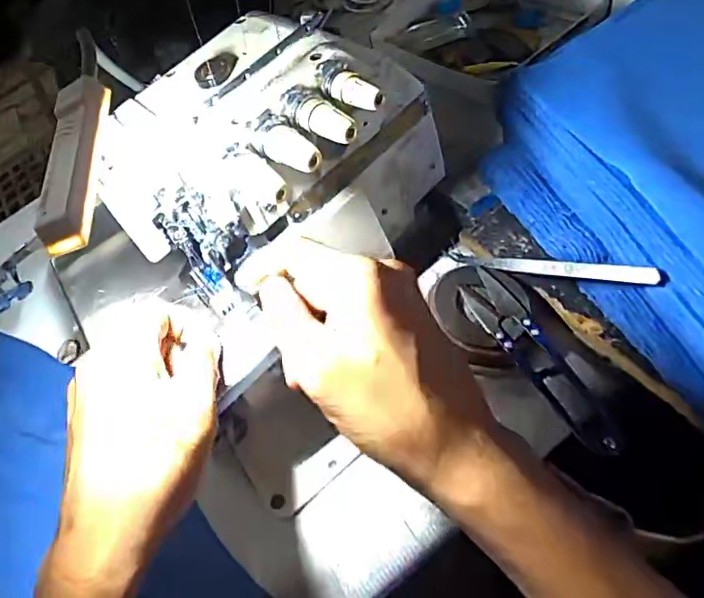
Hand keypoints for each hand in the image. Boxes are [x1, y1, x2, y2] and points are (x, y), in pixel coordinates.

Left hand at [37, 305, 220, 597]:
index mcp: (122, 347)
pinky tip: (152, 431)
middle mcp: (96, 358)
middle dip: (172, 353)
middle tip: (197, 385)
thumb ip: (204, 360)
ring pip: (127, 361)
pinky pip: (113, 385)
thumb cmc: (151, 471)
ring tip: (177, 413)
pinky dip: (135, 394)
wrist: (106, 527)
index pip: (157, 310)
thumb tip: (203, 339)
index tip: (206, 350)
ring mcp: (84, 386)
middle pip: (140, 333)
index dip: (188, 325)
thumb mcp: (197, 408)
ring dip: (155, 375)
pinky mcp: (81, 412)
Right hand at [235, 237, 501, 498]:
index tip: (245, 289)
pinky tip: (339, 367)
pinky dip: (338, 329)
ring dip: (314, 323)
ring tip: (314, 369)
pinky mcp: (409, 311)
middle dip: (293, 308)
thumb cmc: (387, 411)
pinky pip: (355, 306)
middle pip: (311, 274)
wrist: (458, 452)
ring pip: (331, 292)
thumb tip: (270, 286)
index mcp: (358, 275)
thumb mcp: (312, 362)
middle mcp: (383, 271)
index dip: (262, 271)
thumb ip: (280, 313)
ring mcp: (400, 290)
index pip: (290, 253)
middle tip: (288, 351)